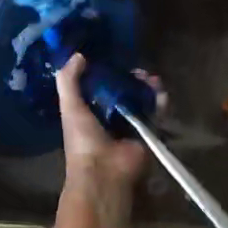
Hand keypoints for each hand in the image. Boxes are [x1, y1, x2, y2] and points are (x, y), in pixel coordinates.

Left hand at [54, 54, 163, 188]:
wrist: (104, 171)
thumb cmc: (83, 139)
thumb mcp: (70, 106)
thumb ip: (68, 80)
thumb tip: (78, 55)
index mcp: (89, 112)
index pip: (100, 87)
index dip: (107, 73)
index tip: (113, 60)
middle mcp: (111, 118)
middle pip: (124, 92)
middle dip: (131, 79)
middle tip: (136, 70)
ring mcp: (131, 125)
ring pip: (142, 100)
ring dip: (146, 87)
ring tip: (148, 77)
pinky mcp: (149, 132)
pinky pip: (156, 112)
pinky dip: (159, 100)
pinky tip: (158, 89)